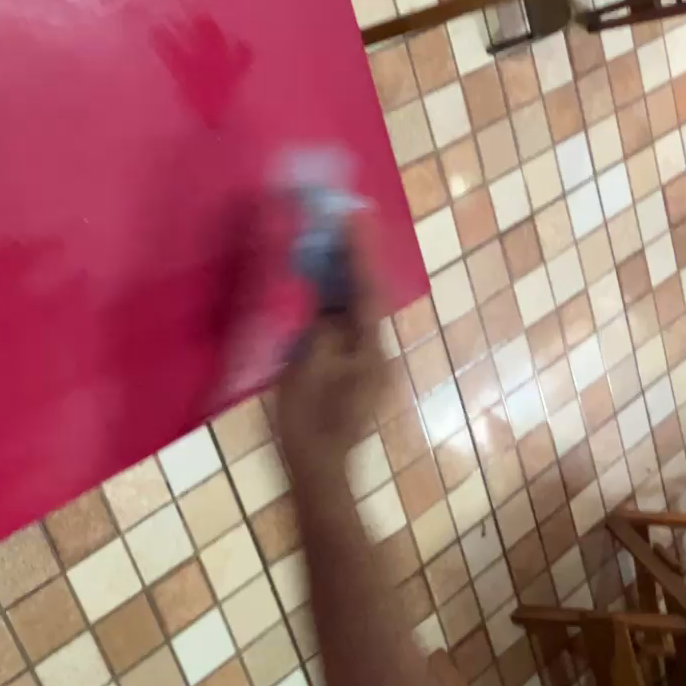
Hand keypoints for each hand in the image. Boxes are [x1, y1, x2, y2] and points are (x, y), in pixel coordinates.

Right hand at [275, 229, 382, 481]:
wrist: (320, 470)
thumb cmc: (309, 422)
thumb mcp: (307, 370)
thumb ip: (321, 331)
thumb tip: (327, 306)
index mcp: (369, 350)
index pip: (366, 290)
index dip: (359, 252)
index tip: (353, 216)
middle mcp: (378, 352)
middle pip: (368, 297)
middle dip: (356, 259)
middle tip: (344, 221)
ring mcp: (370, 365)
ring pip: (358, 312)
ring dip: (345, 280)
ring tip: (332, 245)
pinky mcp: (357, 373)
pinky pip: (348, 329)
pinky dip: (336, 305)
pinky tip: (322, 292)